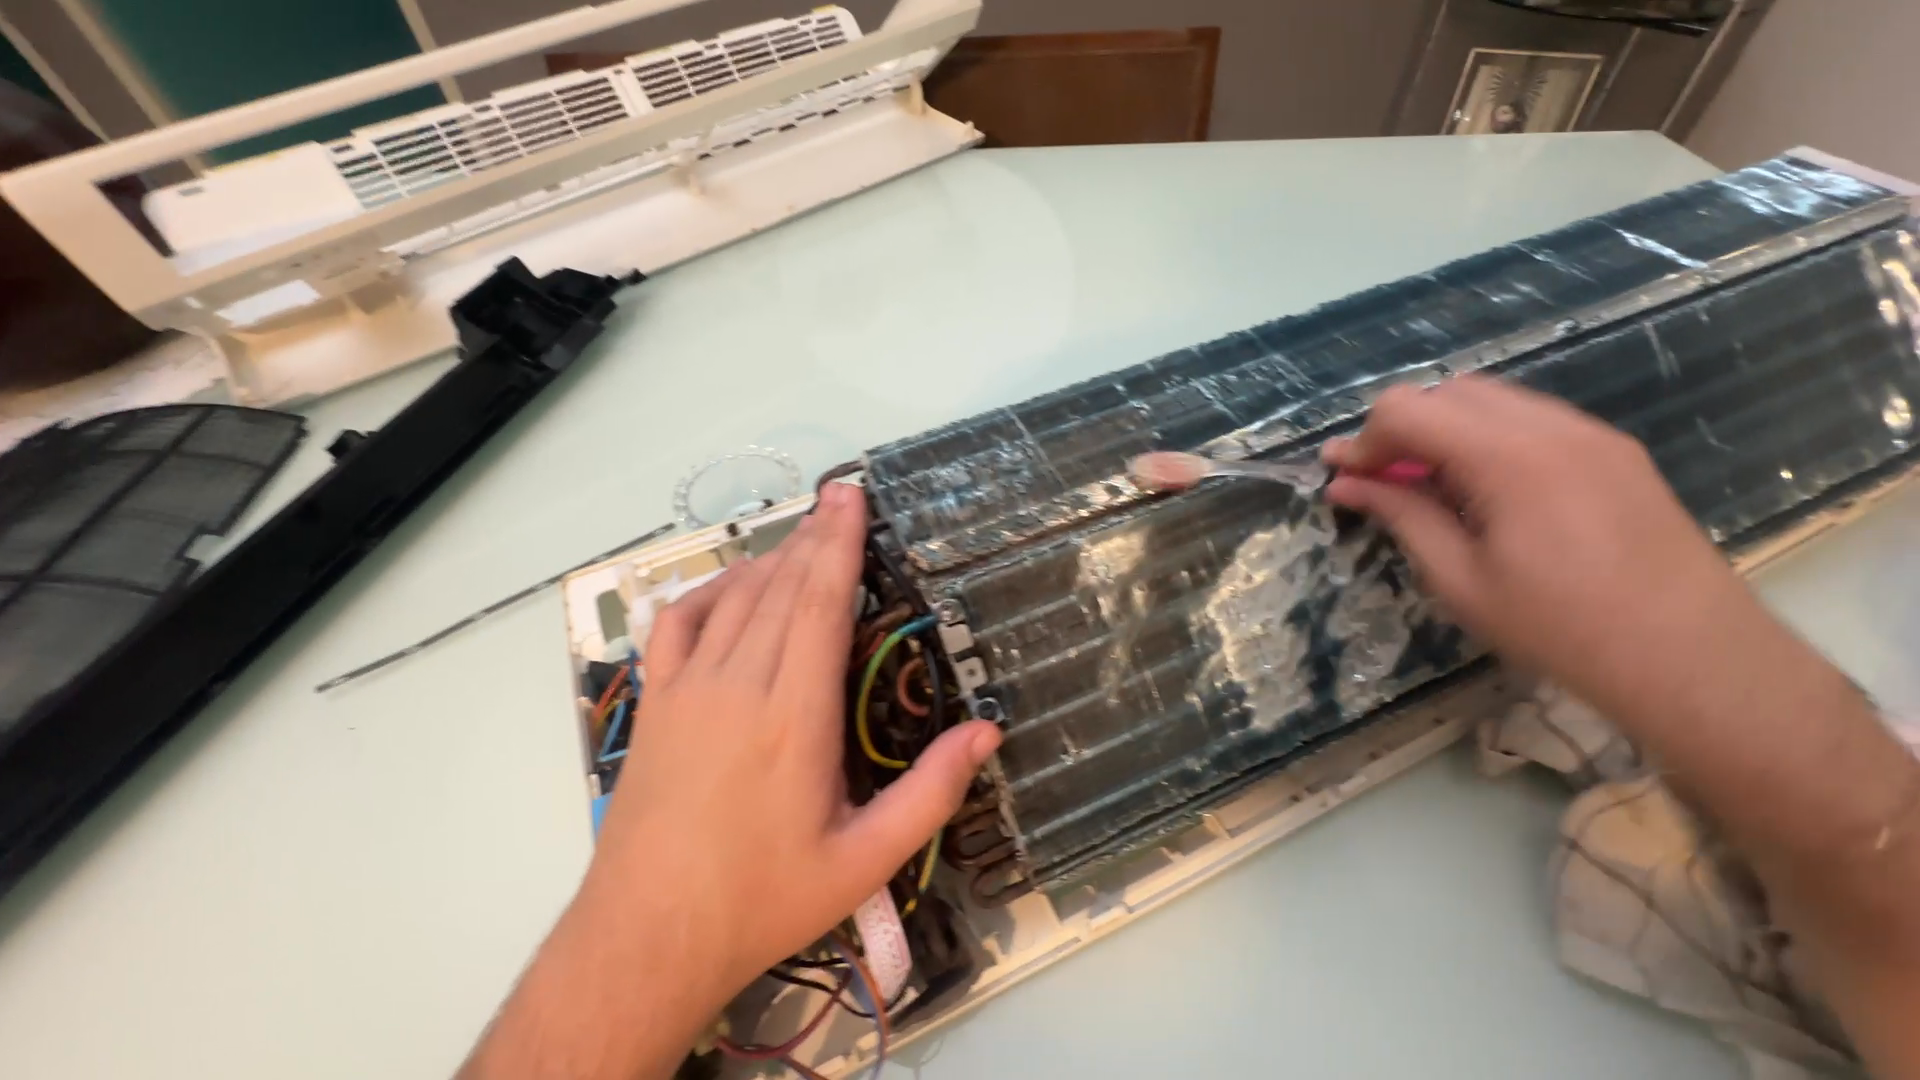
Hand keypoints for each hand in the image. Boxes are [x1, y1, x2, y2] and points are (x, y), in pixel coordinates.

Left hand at [591, 481, 1000, 1006]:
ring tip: (805, 534)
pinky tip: (732, 584)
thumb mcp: (866, 860)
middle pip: (783, 587)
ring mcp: (689, 690)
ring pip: (736, 598)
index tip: (853, 497)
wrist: (649, 936)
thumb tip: (988, 732)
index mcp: (796, 716)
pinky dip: (709, 591)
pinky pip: (679, 624)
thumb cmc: (764, 900)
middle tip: (840, 495)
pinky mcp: (657, 704)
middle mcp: (741, 685)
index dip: (840, 544)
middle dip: (815, 536)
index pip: (821, 604)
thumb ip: (931, 793)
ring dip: (774, 559)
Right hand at [1320, 375, 1766, 724]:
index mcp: (1508, 457)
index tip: (1347, 482)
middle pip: (1447, 392)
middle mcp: (1551, 426)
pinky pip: (1532, 419)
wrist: (1690, 656)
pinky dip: (1488, 438)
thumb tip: (1346, 484)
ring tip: (1430, 488)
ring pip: (1491, 399)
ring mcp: (1590, 434)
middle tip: (1382, 483)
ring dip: (1444, 430)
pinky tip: (1485, 491)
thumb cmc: (1557, 626)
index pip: (1407, 410)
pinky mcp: (1615, 451)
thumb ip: (1401, 515)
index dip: (1365, 442)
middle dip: (1401, 429)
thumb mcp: (1458, 578)